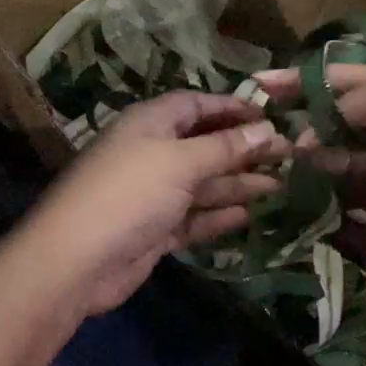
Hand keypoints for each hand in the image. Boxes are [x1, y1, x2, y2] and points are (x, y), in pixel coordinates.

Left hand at [18, 91, 289, 315]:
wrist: (76, 260)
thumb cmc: (129, 194)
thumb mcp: (180, 162)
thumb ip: (224, 147)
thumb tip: (266, 129)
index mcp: (150, 122)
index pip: (197, 104)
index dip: (232, 108)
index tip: (271, 116)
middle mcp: (152, 151)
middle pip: (204, 143)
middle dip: (243, 148)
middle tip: (288, 154)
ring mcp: (152, 193)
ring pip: (202, 182)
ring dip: (237, 183)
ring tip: (281, 184)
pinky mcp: (154, 229)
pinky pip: (193, 216)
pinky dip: (218, 215)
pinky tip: (250, 215)